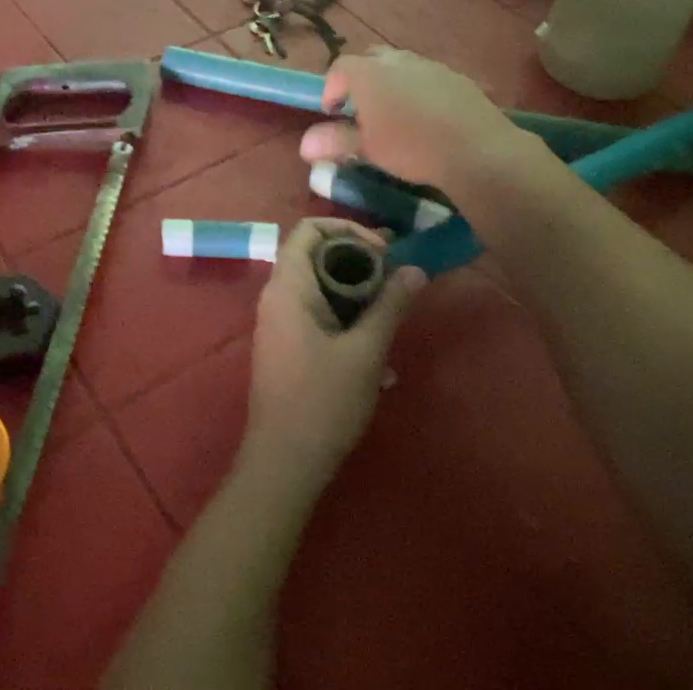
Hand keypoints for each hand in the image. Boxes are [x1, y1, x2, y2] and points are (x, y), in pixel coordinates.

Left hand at [244, 218, 426, 479]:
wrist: (284, 462)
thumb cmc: (323, 402)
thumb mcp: (366, 352)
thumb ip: (390, 306)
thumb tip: (415, 269)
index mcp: (287, 288)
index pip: (309, 230)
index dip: (348, 230)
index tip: (384, 252)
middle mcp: (277, 298)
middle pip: (316, 256)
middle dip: (360, 261)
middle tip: (399, 276)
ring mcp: (280, 324)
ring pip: (320, 288)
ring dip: (359, 294)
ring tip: (395, 310)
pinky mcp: (288, 348)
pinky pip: (319, 316)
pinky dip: (349, 320)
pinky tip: (381, 354)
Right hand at [299, 47, 529, 189]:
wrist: (475, 149)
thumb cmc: (410, 147)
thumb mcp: (367, 148)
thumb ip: (335, 141)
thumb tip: (304, 144)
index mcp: (369, 74)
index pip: (339, 68)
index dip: (331, 88)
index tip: (333, 113)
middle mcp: (398, 61)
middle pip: (371, 59)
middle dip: (361, 79)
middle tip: (362, 109)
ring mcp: (430, 66)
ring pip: (402, 66)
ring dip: (392, 84)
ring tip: (395, 115)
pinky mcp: (457, 78)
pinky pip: (428, 77)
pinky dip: (419, 90)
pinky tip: (427, 118)